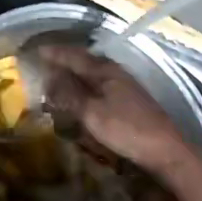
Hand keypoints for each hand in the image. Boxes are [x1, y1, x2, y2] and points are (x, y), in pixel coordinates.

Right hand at [38, 45, 196, 180]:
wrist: (165, 150)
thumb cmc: (127, 129)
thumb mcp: (92, 113)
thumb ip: (69, 95)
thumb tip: (49, 79)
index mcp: (104, 70)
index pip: (73, 56)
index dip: (54, 53)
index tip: (35, 50)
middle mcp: (114, 71)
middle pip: (83, 61)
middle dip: (63, 61)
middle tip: (43, 62)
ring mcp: (123, 84)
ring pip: (91, 73)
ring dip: (73, 74)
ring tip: (56, 78)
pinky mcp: (128, 99)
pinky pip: (98, 84)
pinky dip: (84, 86)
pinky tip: (79, 95)